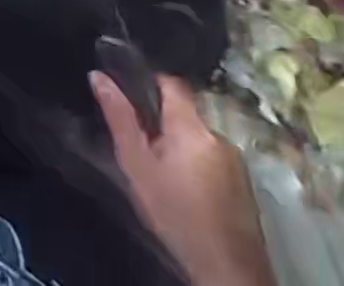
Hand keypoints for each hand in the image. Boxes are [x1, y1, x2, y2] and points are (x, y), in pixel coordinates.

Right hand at [92, 72, 274, 285]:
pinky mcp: (244, 184)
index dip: (151, 80)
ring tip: (159, 170)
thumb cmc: (174, 211)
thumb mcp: (136, 163)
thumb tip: (98, 76)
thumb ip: (119, 117)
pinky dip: (195, 162)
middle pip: (184, 112)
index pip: (173, 83)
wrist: (227, 269)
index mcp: (192, 127)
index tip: (128, 90)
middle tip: (139, 142)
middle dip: (161, 121)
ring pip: (198, 137)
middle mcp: (218, 136)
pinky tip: (183, 187)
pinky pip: (212, 156)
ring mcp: (236, 161)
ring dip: (178, 144)